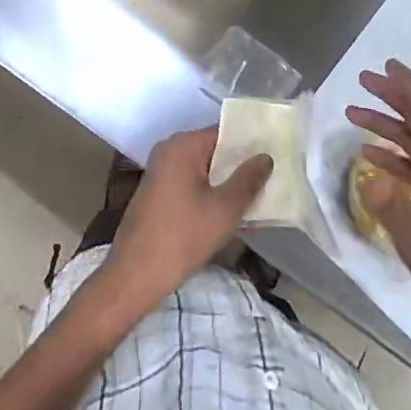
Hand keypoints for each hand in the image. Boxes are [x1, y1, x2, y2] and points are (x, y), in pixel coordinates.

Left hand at [104, 127, 271, 308]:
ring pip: (205, 171)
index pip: (225, 132)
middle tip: (272, 179)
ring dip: (228, 185)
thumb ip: (249, 179)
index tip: (276, 156)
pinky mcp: (158, 194)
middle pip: (215, 151)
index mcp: (183, 146)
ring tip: (259, 199)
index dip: (251, 144)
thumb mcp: (225, 209)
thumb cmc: (182, 237)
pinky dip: (212, 196)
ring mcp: (161, 173)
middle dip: (241, 166)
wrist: (134, 276)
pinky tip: (233, 215)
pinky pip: (193, 185)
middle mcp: (169, 151)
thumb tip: (265, 156)